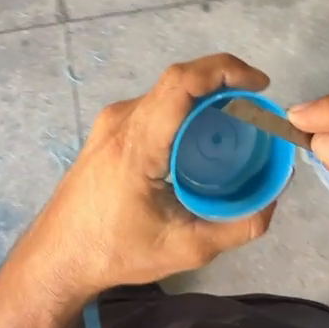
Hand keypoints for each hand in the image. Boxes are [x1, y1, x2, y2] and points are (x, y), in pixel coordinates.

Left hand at [18, 54, 277, 297]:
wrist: (56, 257)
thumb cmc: (115, 251)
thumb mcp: (185, 248)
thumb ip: (236, 227)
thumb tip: (272, 201)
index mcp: (138, 142)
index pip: (181, 83)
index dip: (224, 70)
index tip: (259, 83)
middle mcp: (122, 120)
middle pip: (179, 82)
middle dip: (224, 84)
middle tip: (256, 110)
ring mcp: (111, 122)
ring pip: (167, 93)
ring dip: (204, 98)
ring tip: (237, 122)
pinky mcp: (108, 129)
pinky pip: (155, 106)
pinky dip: (186, 110)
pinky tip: (203, 137)